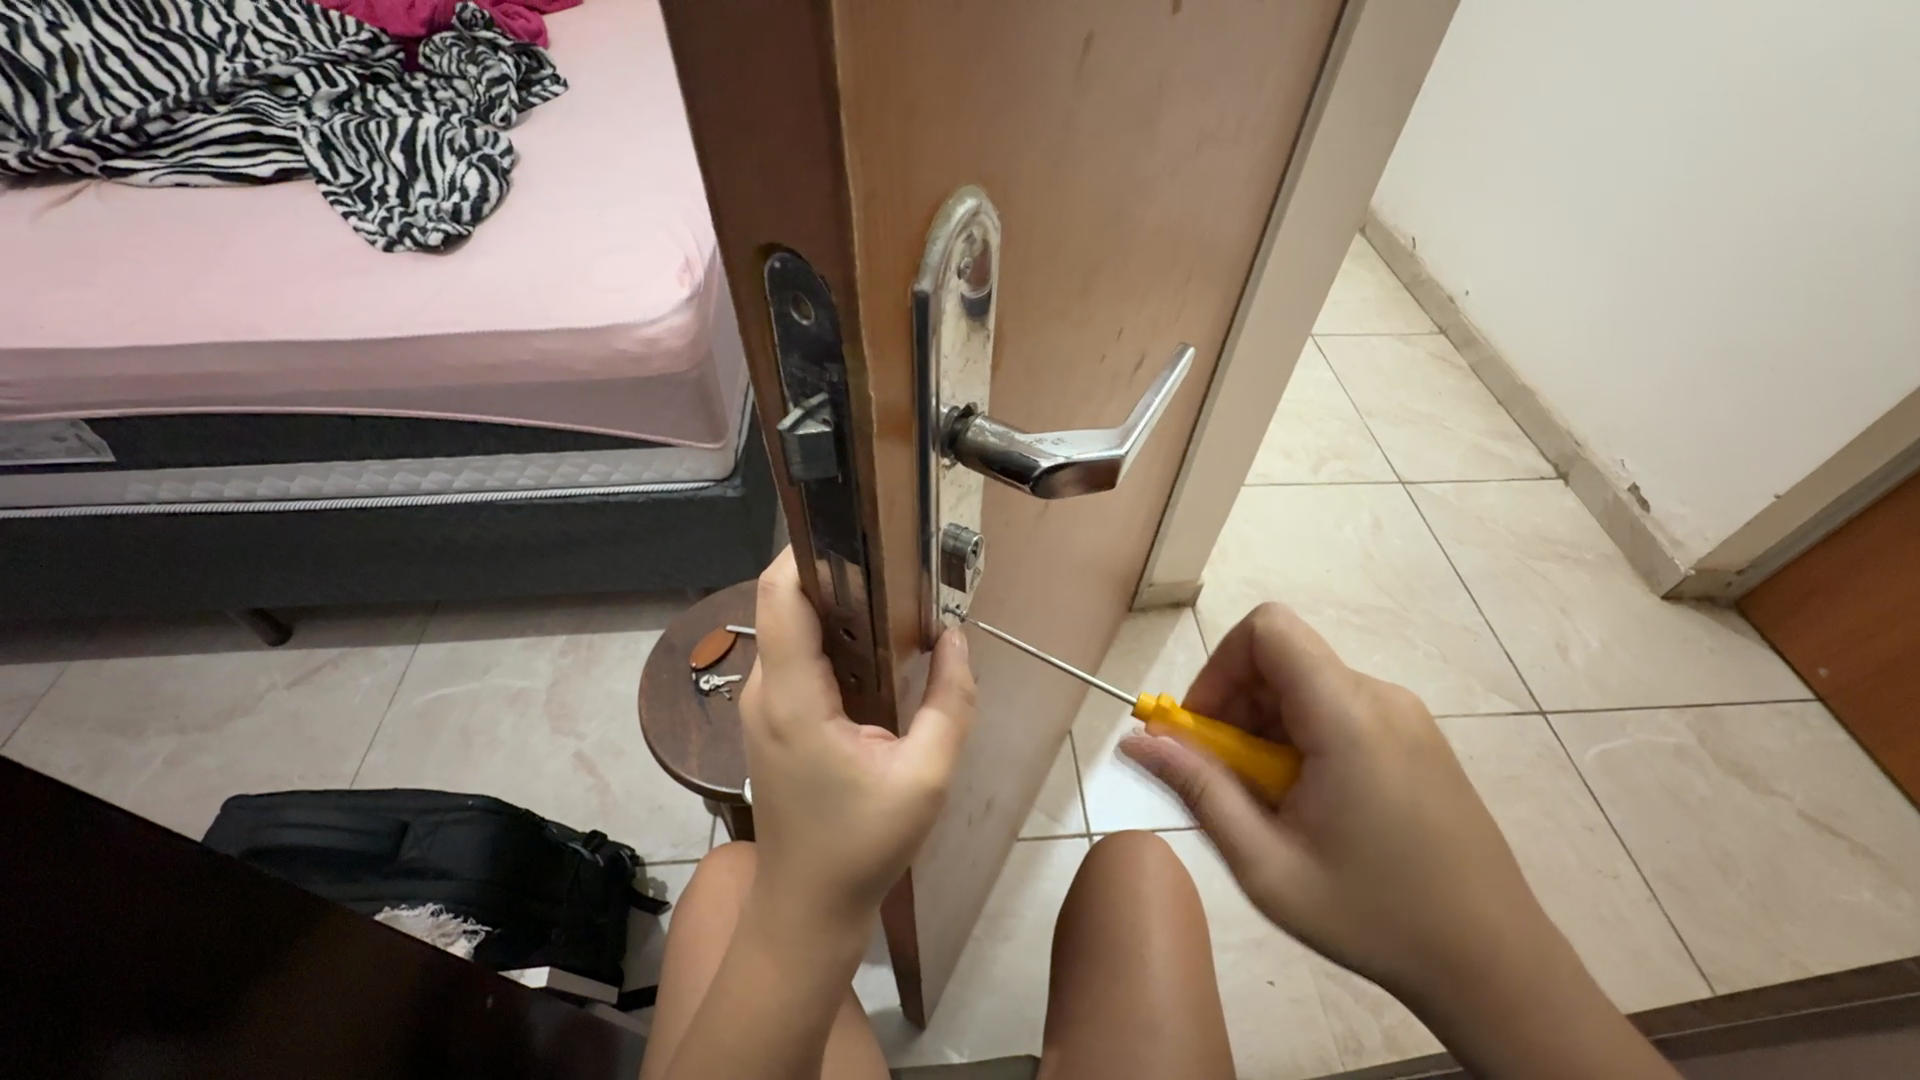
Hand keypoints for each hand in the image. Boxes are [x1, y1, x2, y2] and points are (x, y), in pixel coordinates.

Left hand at [738, 549, 976, 927]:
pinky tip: (876, 648)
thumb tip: (957, 638)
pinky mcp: (772, 719)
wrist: (809, 905)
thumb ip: (950, 701)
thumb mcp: (926, 776)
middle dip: (835, 573)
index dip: (807, 550)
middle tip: (896, 564)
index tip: (855, 527)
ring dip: (836, 608)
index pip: (781, 596)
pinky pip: (796, 658)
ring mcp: (762, 706)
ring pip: (791, 629)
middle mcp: (765, 691)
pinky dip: (832, 640)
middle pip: (786, 603)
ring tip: (894, 599)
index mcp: (792, 698)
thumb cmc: (863, 846)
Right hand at [1119, 602, 1551, 1003]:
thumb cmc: (1373, 916)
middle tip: (1222, 780)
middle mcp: (1380, 698)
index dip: (1219, 666)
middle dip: (1233, 707)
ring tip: (1268, 804)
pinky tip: (1306, 804)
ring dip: (1263, 728)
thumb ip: (1198, 789)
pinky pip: (1335, 709)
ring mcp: (1405, 716)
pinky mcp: (1415, 738)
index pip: (1267, 629)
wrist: (1495, 963)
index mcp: (1348, 716)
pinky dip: (1298, 739)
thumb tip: (1137, 740)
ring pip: (1304, 686)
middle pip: (1280, 659)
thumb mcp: (1266, 864)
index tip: (1202, 730)